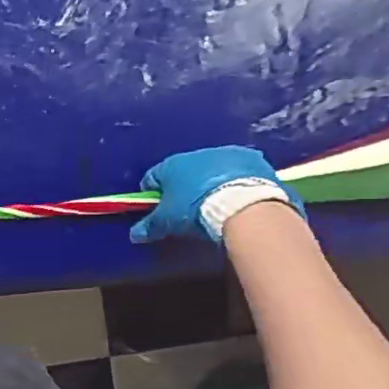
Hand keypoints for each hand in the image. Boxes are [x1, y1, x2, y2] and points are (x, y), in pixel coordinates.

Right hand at [128, 146, 302, 244]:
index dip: (153, 194)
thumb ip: (149, 226)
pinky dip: (235, 181)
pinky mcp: (254, 159)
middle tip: (187, 208)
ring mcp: (228, 154)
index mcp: (171, 165)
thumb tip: (134, 235)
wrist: (244, 206)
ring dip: (210, 182)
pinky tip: (236, 198)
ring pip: (212, 169)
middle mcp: (197, 153)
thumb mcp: (166, 222)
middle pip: (184, 171)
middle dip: (184, 187)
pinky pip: (239, 171)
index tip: (157, 209)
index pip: (153, 177)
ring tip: (215, 203)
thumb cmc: (194, 209)